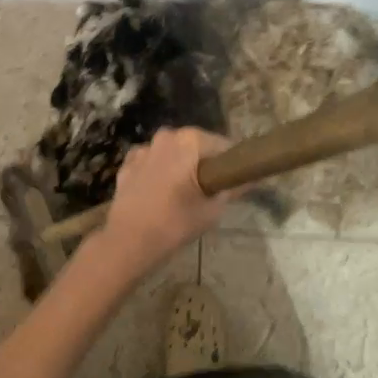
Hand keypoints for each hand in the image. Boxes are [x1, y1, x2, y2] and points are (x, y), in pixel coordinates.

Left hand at [98, 127, 232, 273]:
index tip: (233, 182)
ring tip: (182, 195)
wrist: (129, 241)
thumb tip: (250, 179)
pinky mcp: (127, 164)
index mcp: (190, 140)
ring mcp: (143, 148)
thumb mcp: (213, 209)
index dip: (231, 165)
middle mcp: (166, 136)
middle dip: (204, 164)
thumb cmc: (176, 222)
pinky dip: (158, 173)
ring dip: (180, 167)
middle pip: (196, 146)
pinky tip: (159, 194)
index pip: (223, 146)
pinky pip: (152, 163)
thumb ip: (233, 188)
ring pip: (172, 153)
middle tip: (209, 192)